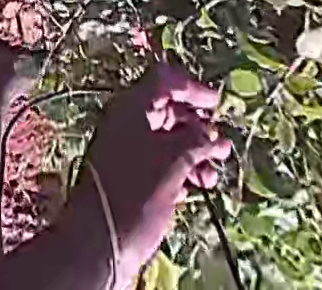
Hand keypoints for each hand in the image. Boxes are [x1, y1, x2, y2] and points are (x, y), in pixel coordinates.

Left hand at [63, 65, 231, 287]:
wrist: (100, 239)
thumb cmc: (135, 192)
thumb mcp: (172, 161)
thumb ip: (195, 141)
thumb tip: (212, 133)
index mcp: (132, 107)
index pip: (163, 81)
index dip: (192, 88)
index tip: (217, 103)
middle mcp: (129, 122)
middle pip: (167, 109)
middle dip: (197, 124)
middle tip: (221, 144)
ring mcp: (129, 148)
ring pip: (168, 138)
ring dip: (194, 151)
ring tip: (213, 172)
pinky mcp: (133, 175)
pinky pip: (162, 161)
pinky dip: (183, 168)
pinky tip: (197, 186)